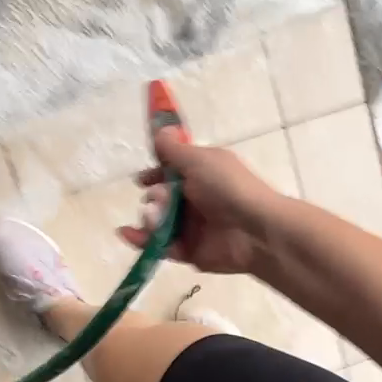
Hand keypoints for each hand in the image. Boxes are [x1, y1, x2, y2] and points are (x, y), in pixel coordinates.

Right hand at [118, 129, 285, 273]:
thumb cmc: (228, 188)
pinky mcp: (189, 251)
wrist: (253, 230)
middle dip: (154, 196)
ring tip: (155, 218)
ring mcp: (193, 227)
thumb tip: (159, 130)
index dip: (156, 173)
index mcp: (203, 174)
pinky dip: (142, 240)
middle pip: (162, 198)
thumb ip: (173, 149)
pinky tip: (127, 233)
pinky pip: (160, 246)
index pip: (173, 172)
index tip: (142, 179)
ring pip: (159, 222)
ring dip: (150, 217)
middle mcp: (197, 200)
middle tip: (159, 198)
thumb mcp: (199, 160)